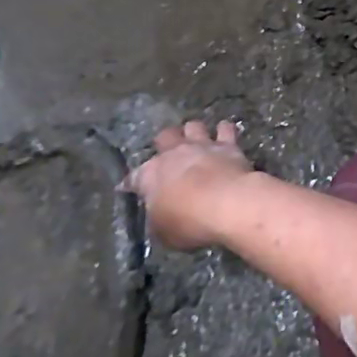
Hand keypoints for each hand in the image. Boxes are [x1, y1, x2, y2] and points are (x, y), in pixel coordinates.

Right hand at [125, 119, 254, 249]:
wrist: (227, 202)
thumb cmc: (188, 222)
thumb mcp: (162, 231)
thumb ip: (158, 215)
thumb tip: (159, 209)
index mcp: (151, 175)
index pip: (134, 177)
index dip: (130, 183)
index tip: (128, 187)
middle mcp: (175, 153)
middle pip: (165, 136)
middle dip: (165, 143)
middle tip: (169, 155)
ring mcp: (202, 145)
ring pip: (193, 126)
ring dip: (193, 133)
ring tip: (197, 142)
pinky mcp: (227, 144)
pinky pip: (225, 128)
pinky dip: (224, 131)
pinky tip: (225, 137)